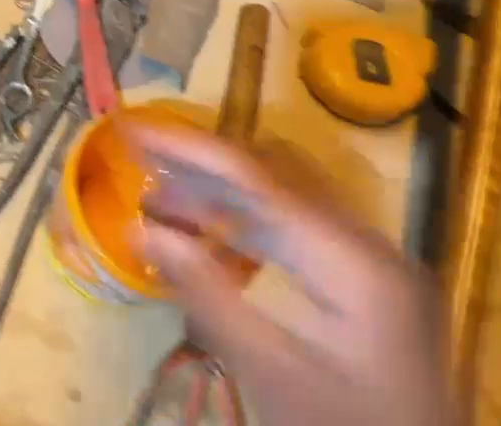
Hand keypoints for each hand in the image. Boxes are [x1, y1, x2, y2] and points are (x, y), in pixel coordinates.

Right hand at [128, 122, 455, 425]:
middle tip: (139, 159)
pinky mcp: (364, 285)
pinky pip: (295, 228)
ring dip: (219, 190)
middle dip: (201, 162)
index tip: (131, 131)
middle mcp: (365, 244)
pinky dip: (243, 220)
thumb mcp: (270, 369)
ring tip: (157, 196)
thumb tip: (137, 227)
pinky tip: (203, 233)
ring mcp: (369, 263)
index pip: (254, 176)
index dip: (187, 147)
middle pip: (272, 174)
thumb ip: (205, 292)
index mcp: (351, 258)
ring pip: (282, 197)